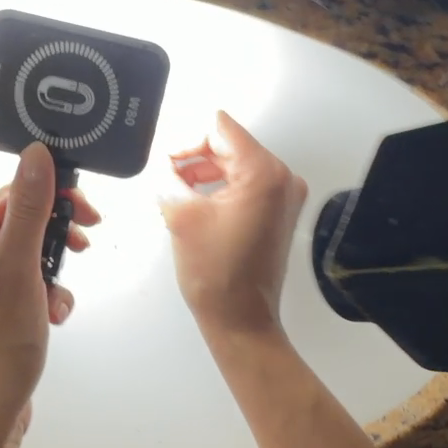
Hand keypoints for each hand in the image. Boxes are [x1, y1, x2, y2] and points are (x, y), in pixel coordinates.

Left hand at [0, 56, 98, 447]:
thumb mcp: (17, 272)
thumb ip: (28, 210)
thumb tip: (36, 154)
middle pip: (6, 190)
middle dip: (49, 191)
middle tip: (88, 206)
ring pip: (24, 228)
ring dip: (56, 237)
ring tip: (83, 254)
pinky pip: (29, 263)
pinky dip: (51, 274)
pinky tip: (62, 302)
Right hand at [162, 112, 308, 340]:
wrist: (240, 320)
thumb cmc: (213, 272)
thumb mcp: (181, 215)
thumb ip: (169, 176)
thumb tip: (161, 160)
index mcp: (264, 172)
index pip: (219, 128)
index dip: (186, 139)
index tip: (164, 162)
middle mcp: (283, 177)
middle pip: (229, 145)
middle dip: (193, 157)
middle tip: (163, 176)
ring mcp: (285, 196)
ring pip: (235, 164)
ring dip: (203, 172)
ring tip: (174, 192)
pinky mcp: (279, 212)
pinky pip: (245, 184)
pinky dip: (218, 188)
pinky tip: (194, 203)